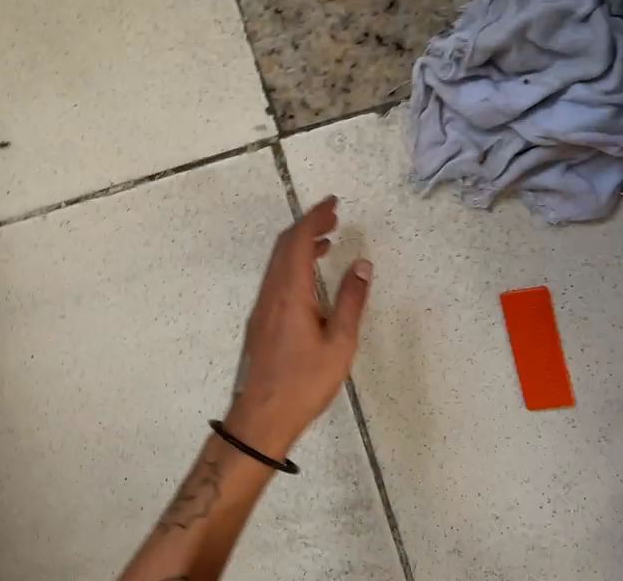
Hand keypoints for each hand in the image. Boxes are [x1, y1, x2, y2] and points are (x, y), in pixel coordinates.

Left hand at [223, 197, 371, 458]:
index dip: (314, 217)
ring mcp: (262, 307)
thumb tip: (362, 265)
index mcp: (290, 292)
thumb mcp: (340, 343)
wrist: (261, 419)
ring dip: (300, 244)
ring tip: (326, 241)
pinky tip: (310, 276)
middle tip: (333, 217)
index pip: (299, 240)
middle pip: (284, 245)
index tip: (333, 203)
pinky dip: (293, 262)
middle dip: (308, 224)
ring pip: (277, 261)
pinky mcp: (260, 321)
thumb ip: (351, 301)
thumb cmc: (304, 382)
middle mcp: (272, 293)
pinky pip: (275, 277)